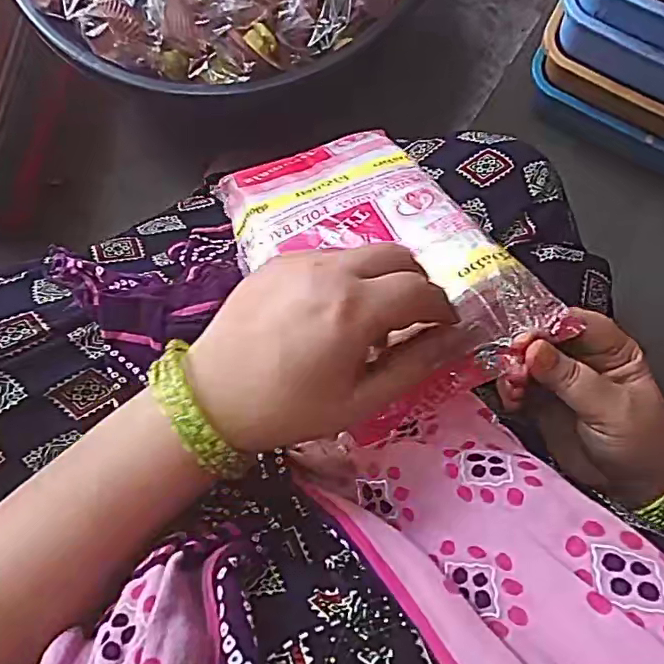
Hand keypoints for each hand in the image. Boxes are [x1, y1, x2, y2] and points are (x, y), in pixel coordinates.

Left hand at [188, 244, 461, 452]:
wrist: (212, 399)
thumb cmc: (288, 410)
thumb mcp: (359, 402)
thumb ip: (412, 366)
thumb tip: (450, 340)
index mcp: (354, 308)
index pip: (421, 290)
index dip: (442, 308)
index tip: (444, 327)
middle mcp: (330, 271)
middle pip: (399, 256)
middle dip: (417, 284)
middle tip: (412, 320)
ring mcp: (300, 260)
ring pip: (363, 253)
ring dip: (381, 279)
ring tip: (366, 322)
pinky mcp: (276, 261)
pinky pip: (329, 257)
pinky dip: (346, 277)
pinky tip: (329, 313)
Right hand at [495, 308, 663, 507]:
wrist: (633, 488)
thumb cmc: (641, 444)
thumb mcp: (611, 408)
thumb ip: (571, 379)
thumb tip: (536, 351)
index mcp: (612, 351)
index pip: (578, 324)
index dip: (551, 326)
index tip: (528, 338)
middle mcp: (583, 361)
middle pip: (545, 340)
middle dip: (525, 348)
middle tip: (513, 361)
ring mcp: (559, 382)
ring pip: (527, 363)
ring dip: (514, 369)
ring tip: (514, 384)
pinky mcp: (542, 404)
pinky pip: (518, 389)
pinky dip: (510, 391)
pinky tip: (513, 399)